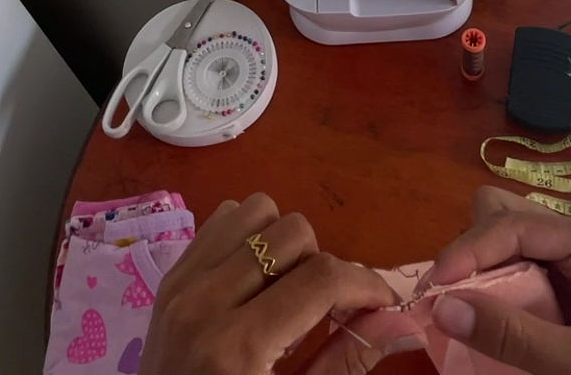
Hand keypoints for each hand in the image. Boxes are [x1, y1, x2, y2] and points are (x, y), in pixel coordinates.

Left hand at [141, 193, 404, 374]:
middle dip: (321, 264)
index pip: (320, 279)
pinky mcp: (171, 274)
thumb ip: (345, 362)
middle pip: (292, 232)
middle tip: (322, 308)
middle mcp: (205, 301)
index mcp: (238, 349)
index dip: (365, 284)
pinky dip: (249, 237)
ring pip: (256, 210)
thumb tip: (399, 318)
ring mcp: (182, 282)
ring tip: (284, 290)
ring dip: (283, 243)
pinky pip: (223, 218)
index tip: (384, 301)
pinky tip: (253, 280)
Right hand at [425, 186, 570, 374]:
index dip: (471, 249)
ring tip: (470, 313)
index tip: (435, 286)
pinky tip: (491, 321)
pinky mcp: (569, 290)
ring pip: (506, 241)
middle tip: (455, 298)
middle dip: (475, 252)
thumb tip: (441, 306)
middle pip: (507, 216)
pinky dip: (495, 292)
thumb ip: (516, 337)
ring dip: (482, 272)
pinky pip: (517, 272)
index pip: (515, 223)